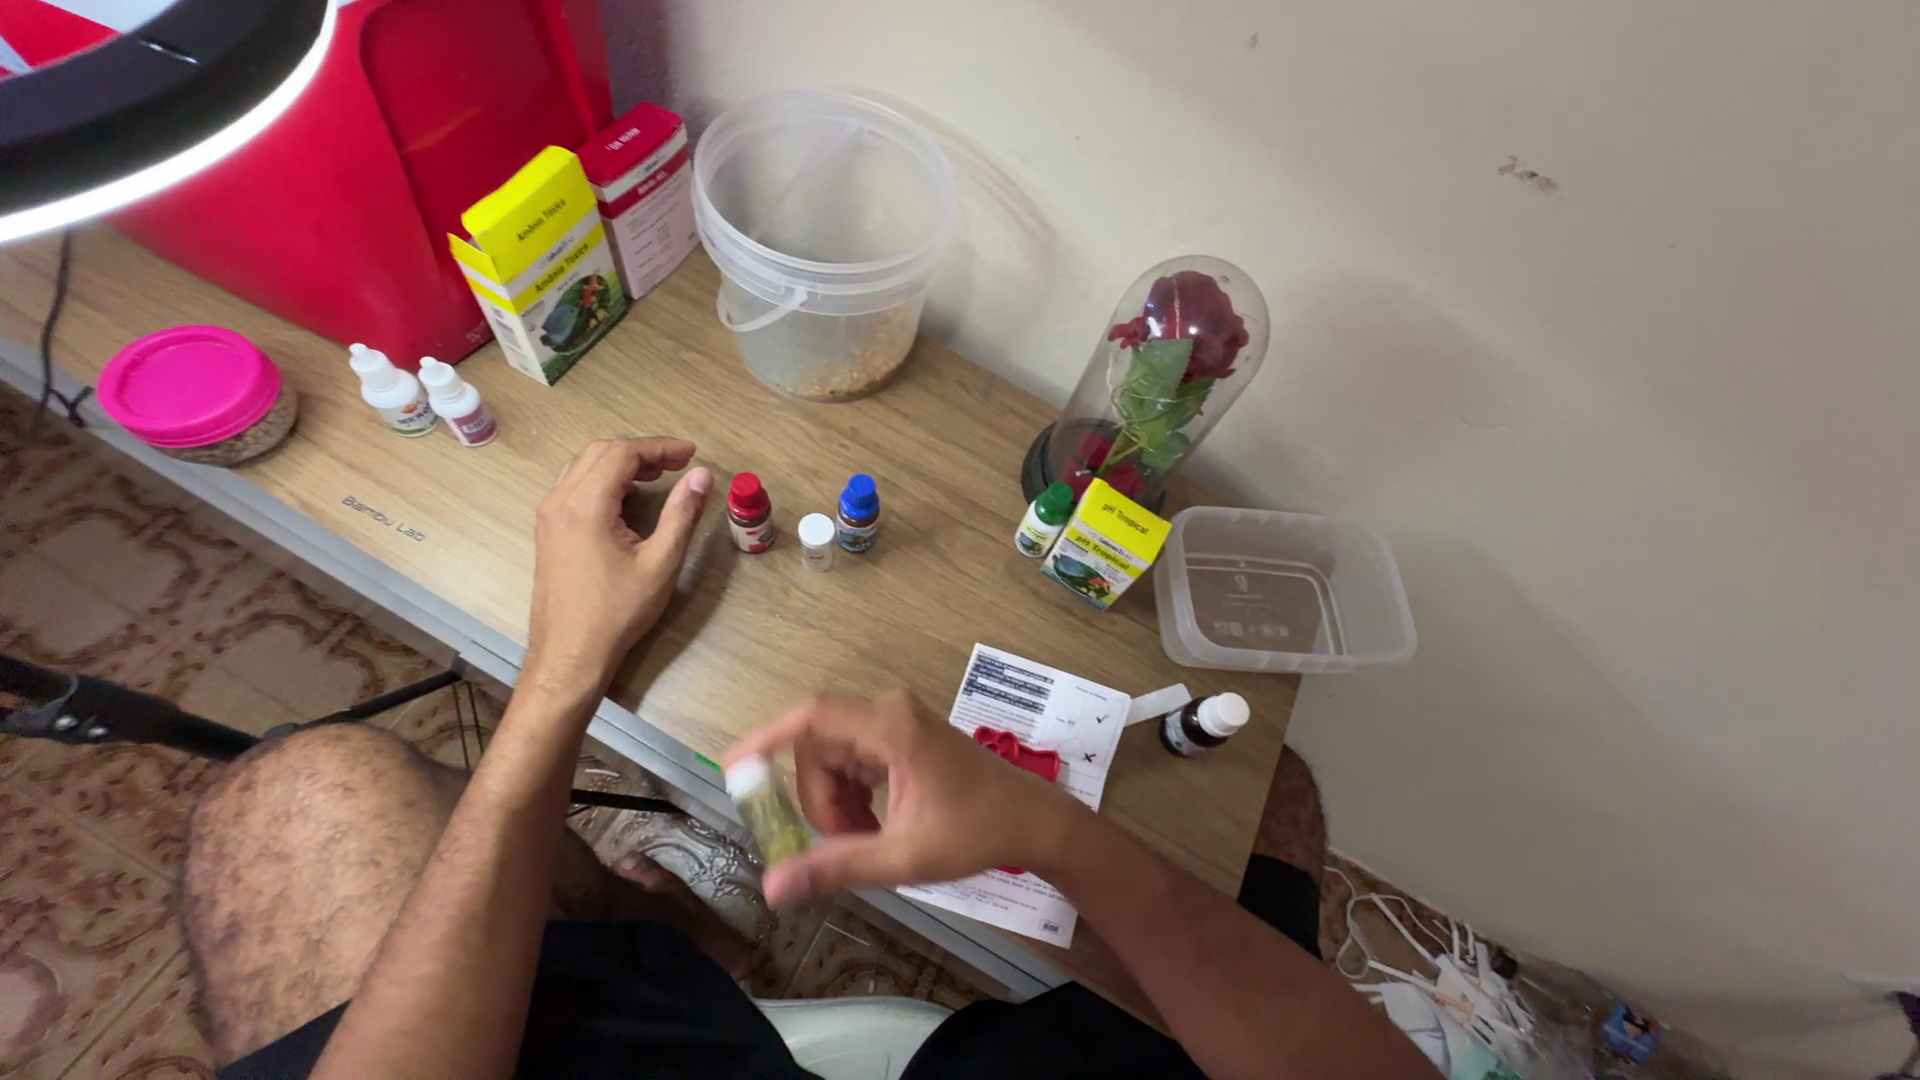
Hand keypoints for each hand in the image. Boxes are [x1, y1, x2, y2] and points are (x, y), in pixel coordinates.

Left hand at [526, 437, 711, 692]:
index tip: (691, 454)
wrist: (571, 652)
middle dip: (642, 451)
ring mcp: (549, 515)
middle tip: (678, 464)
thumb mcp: (661, 562)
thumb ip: (682, 513)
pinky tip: (628, 497)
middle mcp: (560, 500)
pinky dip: (604, 478)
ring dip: (621, 462)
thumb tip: (701, 476)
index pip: (623, 453)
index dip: (660, 447)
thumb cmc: (618, 611)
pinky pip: (575, 485)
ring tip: (658, 476)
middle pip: (600, 452)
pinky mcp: (548, 529)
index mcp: (586, 504)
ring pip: (584, 466)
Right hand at [726, 689, 1088, 905]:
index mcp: (890, 728)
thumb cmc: (975, 831)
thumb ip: (837, 866)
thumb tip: (773, 886)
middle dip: (817, 799)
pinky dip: (851, 797)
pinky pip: (852, 760)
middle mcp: (888, 712)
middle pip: (818, 747)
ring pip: (832, 758)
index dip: (765, 737)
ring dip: (835, 803)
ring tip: (868, 841)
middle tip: (841, 844)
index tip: (732, 769)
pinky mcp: (899, 734)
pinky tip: (875, 826)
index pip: (812, 717)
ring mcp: (895, 721)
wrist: (1030, 818)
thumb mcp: (904, 857)